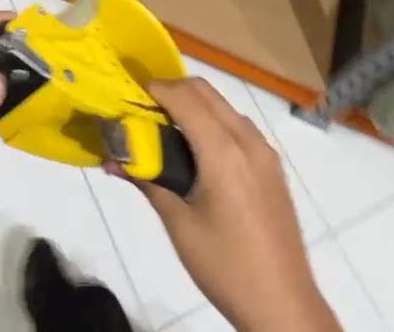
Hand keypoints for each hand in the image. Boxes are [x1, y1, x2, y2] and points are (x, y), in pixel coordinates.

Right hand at [117, 78, 339, 331]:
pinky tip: (195, 151)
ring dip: (193, 105)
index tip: (127, 96)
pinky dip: (212, 121)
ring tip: (164, 130)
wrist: (283, 305)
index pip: (184, 97)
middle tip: (141, 111)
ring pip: (223, 105)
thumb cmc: (225, 266)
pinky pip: (238, 125)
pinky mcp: (272, 166)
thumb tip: (110, 159)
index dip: (154, 89)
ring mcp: (265, 152)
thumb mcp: (179, 224)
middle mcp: (249, 140)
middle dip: (171, 90)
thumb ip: (147, 181)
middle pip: (205, 91)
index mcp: (224, 152)